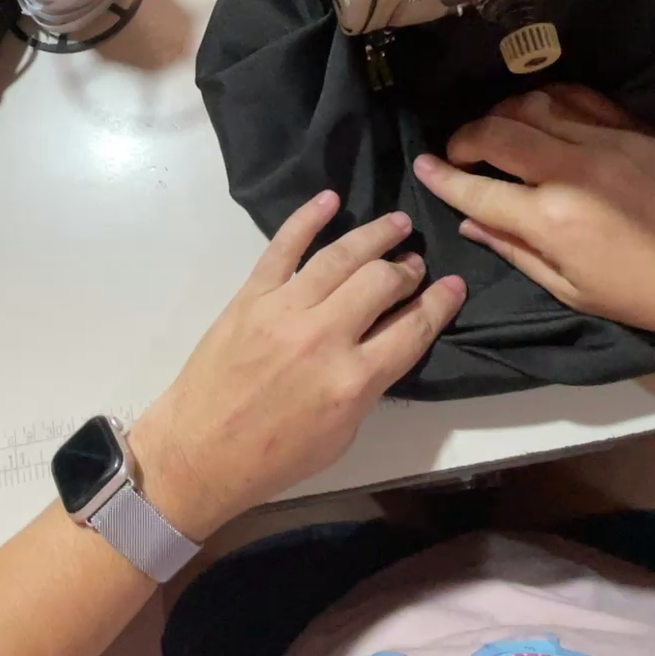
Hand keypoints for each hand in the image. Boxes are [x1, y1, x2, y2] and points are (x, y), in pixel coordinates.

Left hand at [130, 192, 466, 538]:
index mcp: (354, 381)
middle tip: (413, 263)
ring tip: (397, 223)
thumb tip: (384, 340)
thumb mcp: (341, 434)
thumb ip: (368, 384)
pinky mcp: (251, 295)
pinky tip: (329, 200)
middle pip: (381, 283)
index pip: (412, 329)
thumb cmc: (274, 455)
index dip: (440, 303)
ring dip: (374, 235)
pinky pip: (283, 247)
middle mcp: (325, 337)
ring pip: (340, 257)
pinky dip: (306, 218)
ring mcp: (285, 310)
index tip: (453, 284)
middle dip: (406, 269)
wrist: (201, 450)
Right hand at [411, 85, 654, 354]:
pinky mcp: (635, 128)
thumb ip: (515, 251)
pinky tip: (539, 112)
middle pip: (496, 133)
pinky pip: (577, 96)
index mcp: (551, 220)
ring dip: (501, 115)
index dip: (441, 177)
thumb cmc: (652, 297)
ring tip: (496, 132)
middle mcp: (570, 170)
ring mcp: (605, 141)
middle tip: (457, 152)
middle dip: (463, 139)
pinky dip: (546, 98)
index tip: (421, 166)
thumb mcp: (573, 290)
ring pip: (531, 105)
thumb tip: (470, 225)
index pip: (476, 190)